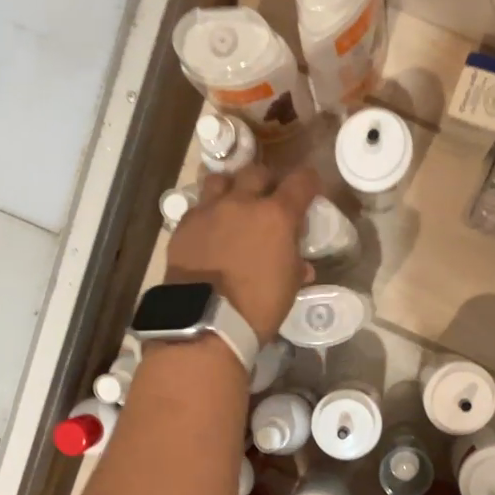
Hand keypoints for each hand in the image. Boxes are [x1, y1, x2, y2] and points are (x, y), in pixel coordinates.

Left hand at [165, 164, 319, 342]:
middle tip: (269, 199)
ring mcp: (209, 210)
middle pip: (257, 172)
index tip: (311, 191)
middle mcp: (242, 202)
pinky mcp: (184, 225)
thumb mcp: (288, 287)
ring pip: (221, 180)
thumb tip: (301, 263)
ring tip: (234, 205)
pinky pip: (199, 207)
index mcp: (276, 215)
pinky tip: (210, 230)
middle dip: (267, 182)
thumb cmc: (258, 307)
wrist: (207, 322)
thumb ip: (295, 265)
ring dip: (232, 188)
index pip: (301, 181)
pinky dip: (209, 213)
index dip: (309, 183)